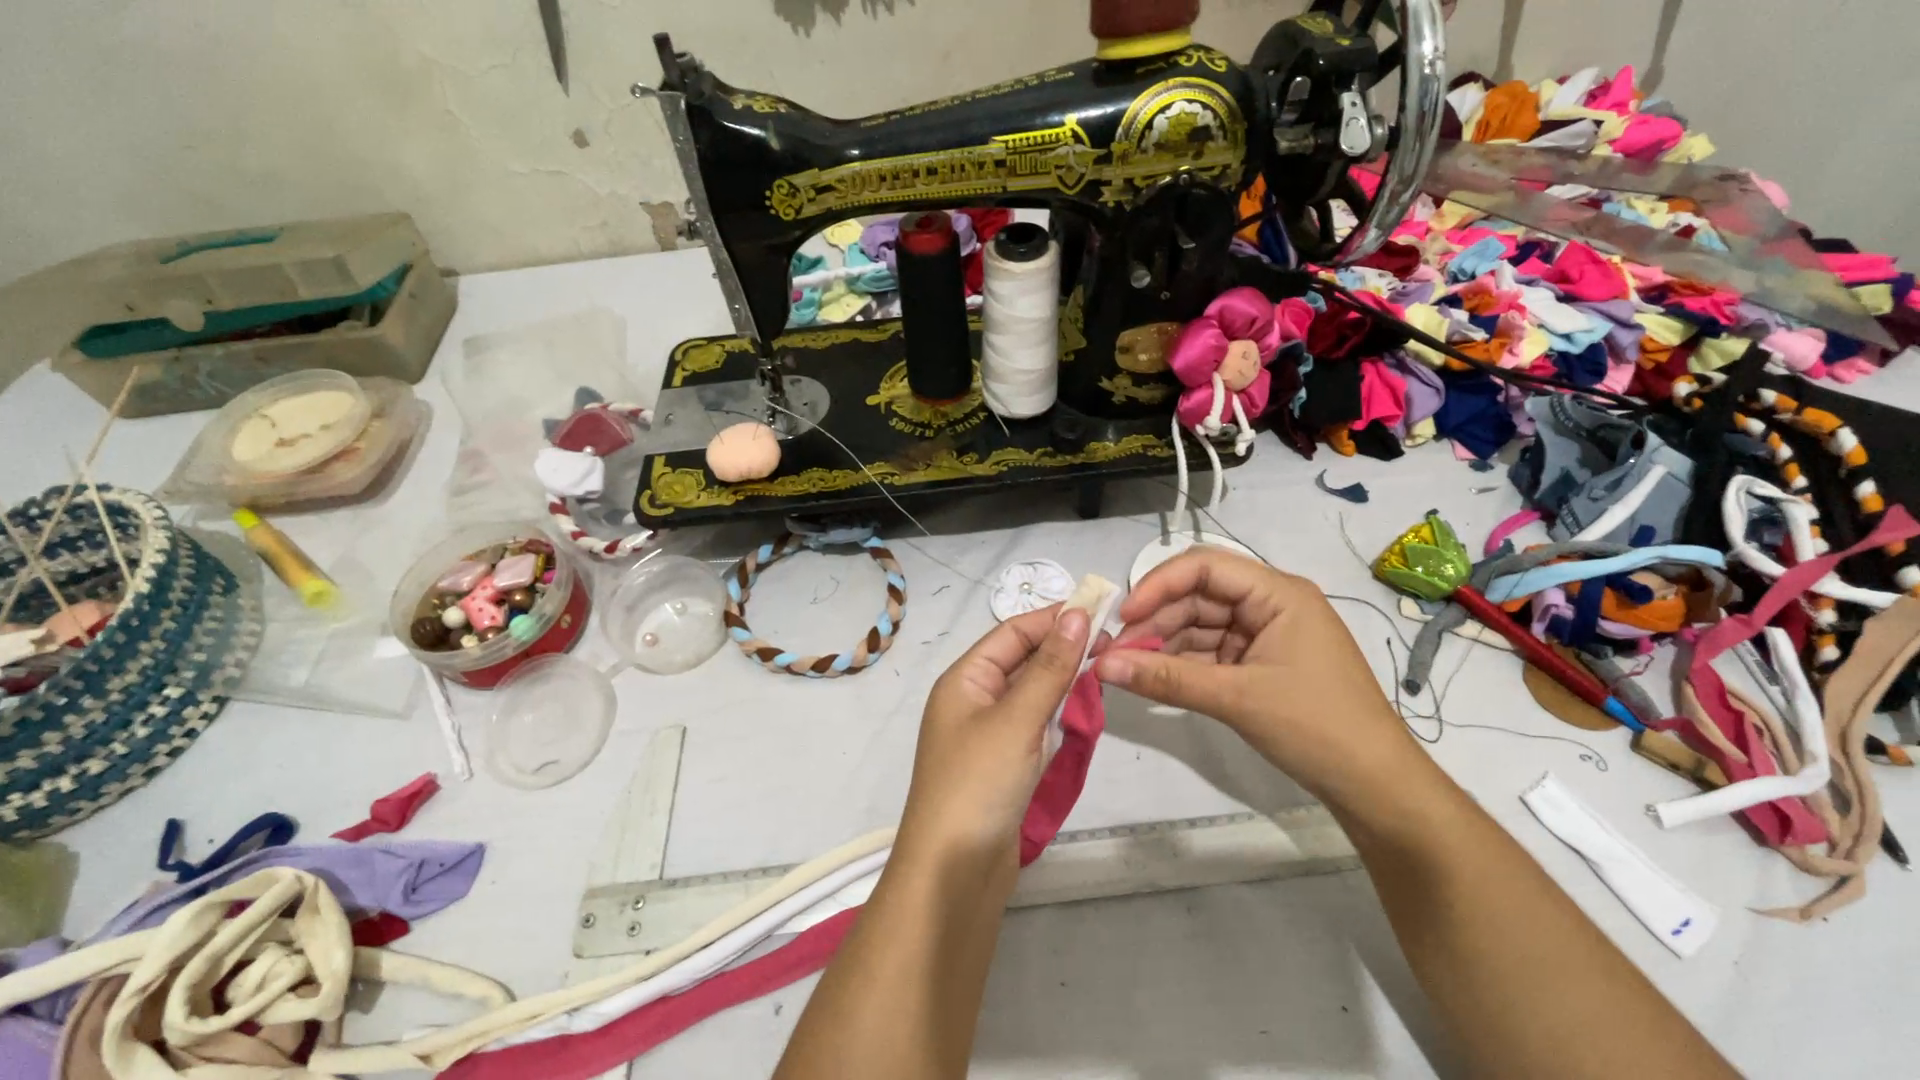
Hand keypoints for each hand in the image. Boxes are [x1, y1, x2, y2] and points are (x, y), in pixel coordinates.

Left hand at [896, 605, 1089, 875]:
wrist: (954, 870)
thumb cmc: (979, 783)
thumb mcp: (1018, 719)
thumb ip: (1050, 667)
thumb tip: (1078, 614)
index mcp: (964, 679)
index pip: (1013, 632)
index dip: (1055, 619)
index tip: (1104, 612)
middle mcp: (972, 700)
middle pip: (1022, 660)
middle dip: (1064, 650)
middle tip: (1116, 645)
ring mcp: (987, 735)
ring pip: (1032, 694)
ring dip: (1064, 683)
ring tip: (1106, 673)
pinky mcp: (1003, 766)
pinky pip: (1034, 727)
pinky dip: (1058, 718)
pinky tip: (1084, 714)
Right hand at [1094, 548, 1429, 810]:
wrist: (1374, 783)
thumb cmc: (1315, 726)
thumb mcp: (1235, 698)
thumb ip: (1166, 677)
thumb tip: (1100, 665)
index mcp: (1279, 594)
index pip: (1205, 567)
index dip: (1158, 585)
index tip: (1123, 617)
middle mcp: (1272, 604)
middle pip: (1199, 596)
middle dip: (1156, 620)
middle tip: (1113, 651)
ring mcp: (1268, 635)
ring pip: (1201, 625)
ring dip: (1164, 644)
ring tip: (1125, 667)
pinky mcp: (1263, 664)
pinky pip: (1212, 652)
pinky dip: (1183, 663)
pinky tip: (1154, 678)